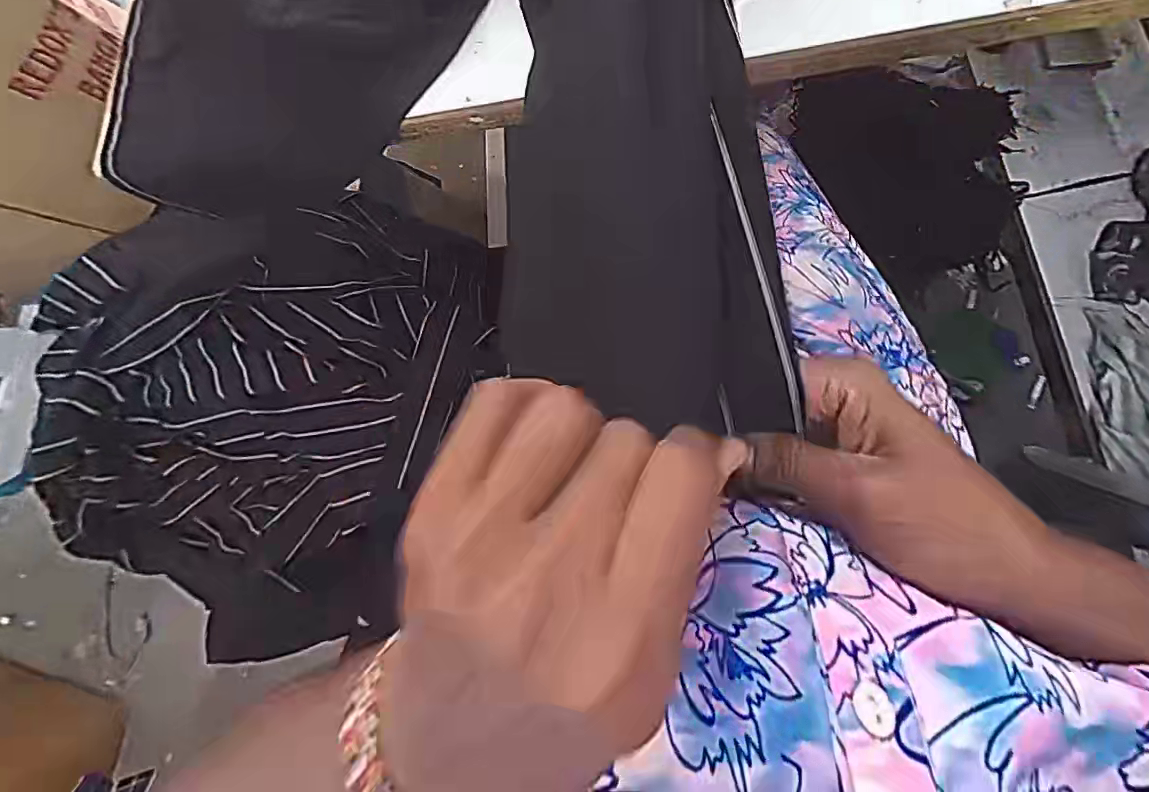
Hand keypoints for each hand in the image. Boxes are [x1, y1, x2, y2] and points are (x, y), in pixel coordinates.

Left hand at [393, 378, 747, 756]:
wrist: (452, 748)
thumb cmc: (565, 713)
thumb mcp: (656, 666)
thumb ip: (690, 551)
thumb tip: (717, 450)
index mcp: (619, 630)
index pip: (681, 470)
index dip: (699, 454)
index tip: (692, 466)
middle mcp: (546, 579)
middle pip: (627, 435)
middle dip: (637, 459)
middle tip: (620, 500)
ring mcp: (476, 539)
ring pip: (566, 407)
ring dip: (583, 434)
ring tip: (571, 478)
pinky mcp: (430, 510)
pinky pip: (497, 399)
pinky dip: (524, 411)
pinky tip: (530, 454)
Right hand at [742, 357, 1056, 623]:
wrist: (1007, 574)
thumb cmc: (947, 528)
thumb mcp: (858, 494)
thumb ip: (789, 464)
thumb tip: (726, 450)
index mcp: (849, 381)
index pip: (768, 378)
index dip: (735, 416)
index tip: (705, 454)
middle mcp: (842, 396)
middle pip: (768, 411)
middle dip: (745, 446)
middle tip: (714, 482)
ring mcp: (844, 431)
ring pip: (778, 442)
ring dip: (760, 470)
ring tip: (730, 496)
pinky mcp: (846, 465)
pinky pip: (797, 467)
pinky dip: (781, 486)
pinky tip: (761, 504)